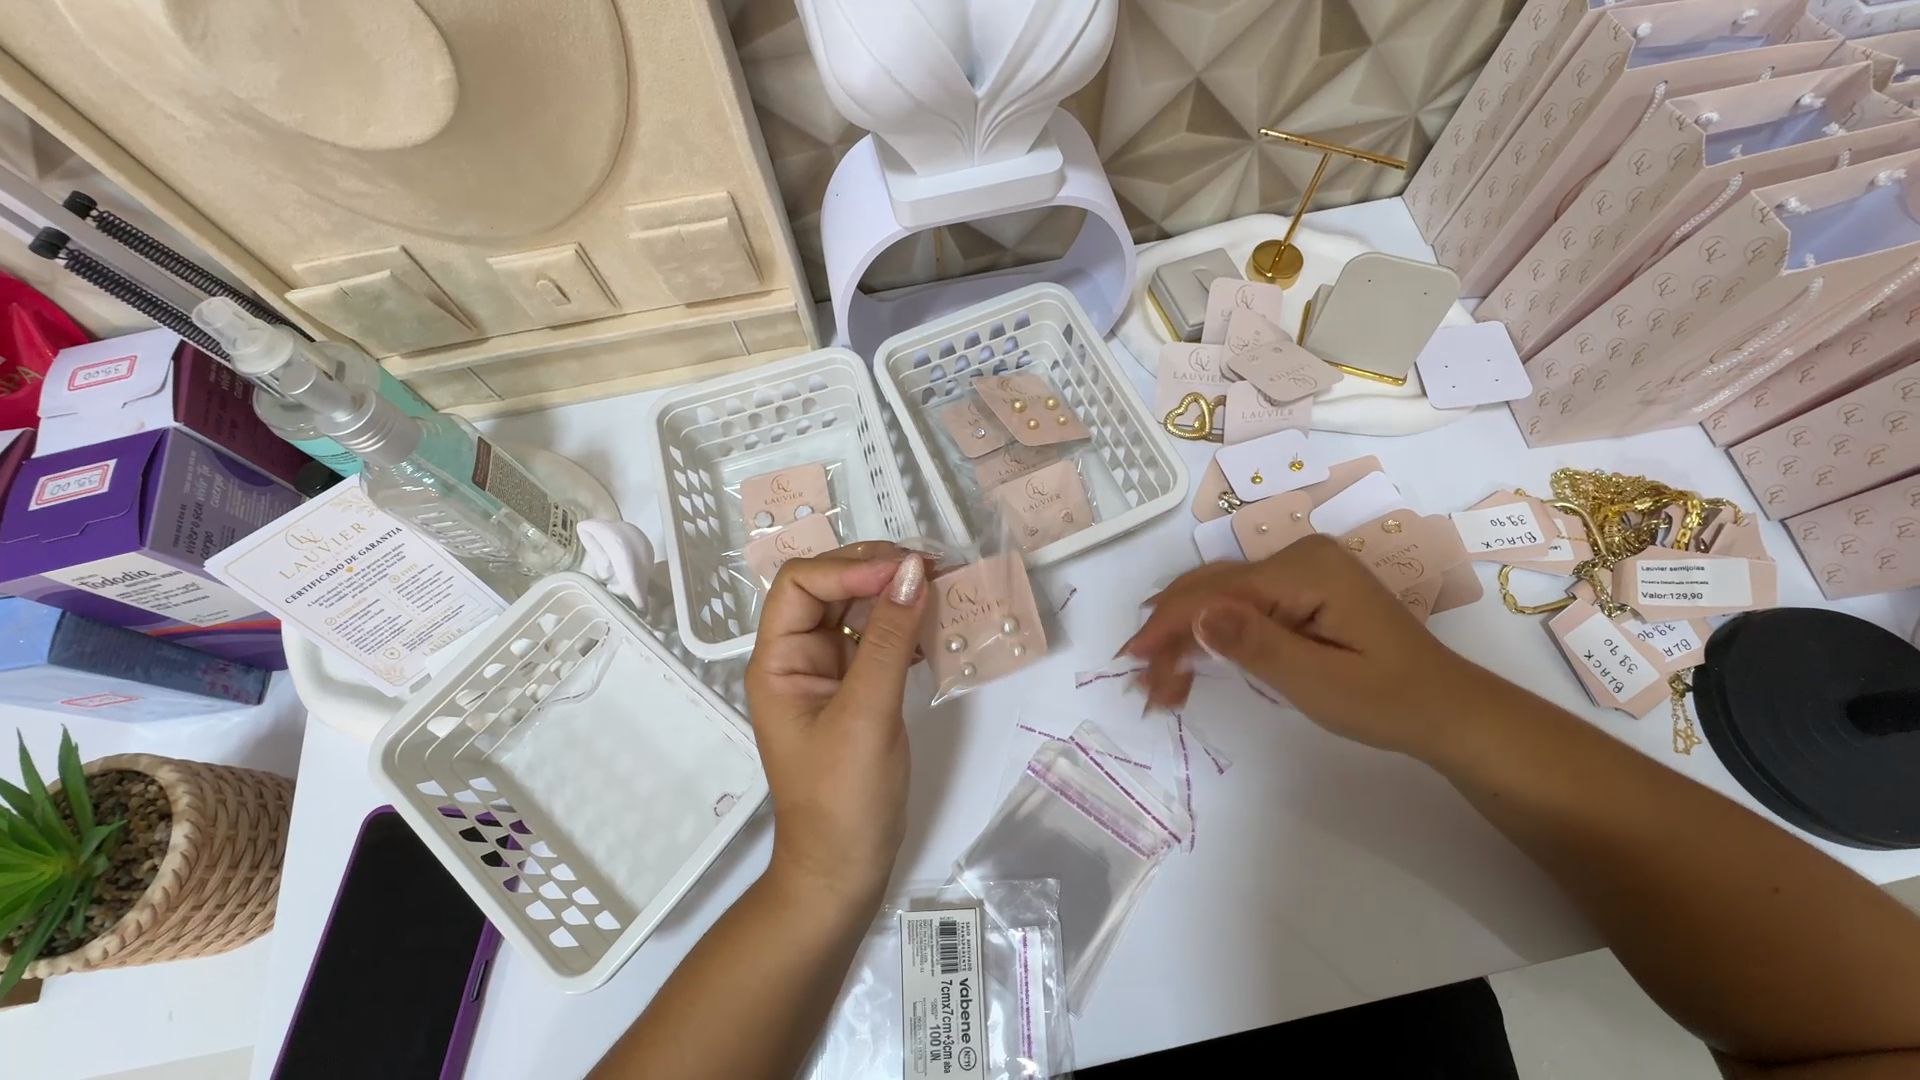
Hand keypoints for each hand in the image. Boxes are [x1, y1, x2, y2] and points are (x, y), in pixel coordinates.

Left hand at [744, 543, 928, 904]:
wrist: (845, 868)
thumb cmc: (844, 796)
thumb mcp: (867, 713)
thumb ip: (888, 639)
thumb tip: (913, 572)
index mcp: (778, 660)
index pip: (801, 585)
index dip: (849, 569)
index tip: (905, 572)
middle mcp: (799, 657)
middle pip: (830, 589)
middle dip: (877, 572)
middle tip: (933, 567)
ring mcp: (829, 674)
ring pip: (858, 612)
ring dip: (898, 594)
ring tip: (944, 584)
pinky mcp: (859, 691)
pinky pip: (879, 641)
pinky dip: (907, 626)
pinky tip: (937, 624)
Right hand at [1122, 535, 1502, 756]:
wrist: (1446, 710)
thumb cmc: (1390, 701)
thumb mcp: (1321, 682)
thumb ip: (1257, 646)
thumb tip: (1198, 615)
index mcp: (1307, 570)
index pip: (1217, 592)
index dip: (1169, 625)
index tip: (1132, 663)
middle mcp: (1297, 557)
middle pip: (1211, 589)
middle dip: (1170, 634)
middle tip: (1145, 683)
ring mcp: (1298, 571)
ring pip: (1218, 597)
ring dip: (1185, 637)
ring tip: (1162, 684)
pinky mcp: (1297, 590)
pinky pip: (1240, 605)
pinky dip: (1211, 634)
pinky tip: (1190, 662)